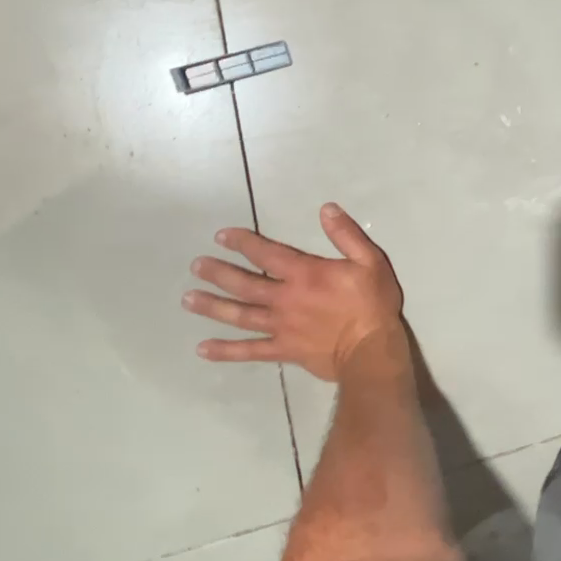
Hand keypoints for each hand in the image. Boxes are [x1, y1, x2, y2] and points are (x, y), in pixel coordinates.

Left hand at [186, 203, 404, 381]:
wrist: (372, 350)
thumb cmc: (372, 304)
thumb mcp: (369, 261)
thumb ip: (346, 235)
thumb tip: (326, 209)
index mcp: (304, 274)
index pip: (267, 254)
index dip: (243, 243)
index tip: (221, 236)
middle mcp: (284, 298)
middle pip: (244, 284)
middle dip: (218, 273)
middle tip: (196, 266)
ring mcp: (280, 327)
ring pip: (239, 315)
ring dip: (213, 306)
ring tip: (188, 299)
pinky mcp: (282, 350)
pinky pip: (249, 351)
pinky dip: (225, 351)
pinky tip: (203, 349)